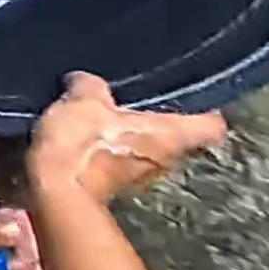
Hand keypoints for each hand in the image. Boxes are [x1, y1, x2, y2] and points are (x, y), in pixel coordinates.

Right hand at [27, 72, 226, 203]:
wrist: (57, 189)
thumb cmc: (83, 144)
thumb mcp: (82, 100)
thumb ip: (89, 85)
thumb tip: (85, 80)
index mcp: (171, 136)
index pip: (211, 124)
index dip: (200, 109)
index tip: (181, 99)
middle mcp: (168, 160)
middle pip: (175, 139)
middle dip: (151, 123)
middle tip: (124, 105)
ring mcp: (143, 179)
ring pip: (145, 152)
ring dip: (126, 139)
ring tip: (95, 122)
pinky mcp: (116, 187)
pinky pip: (119, 164)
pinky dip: (105, 153)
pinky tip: (80, 141)